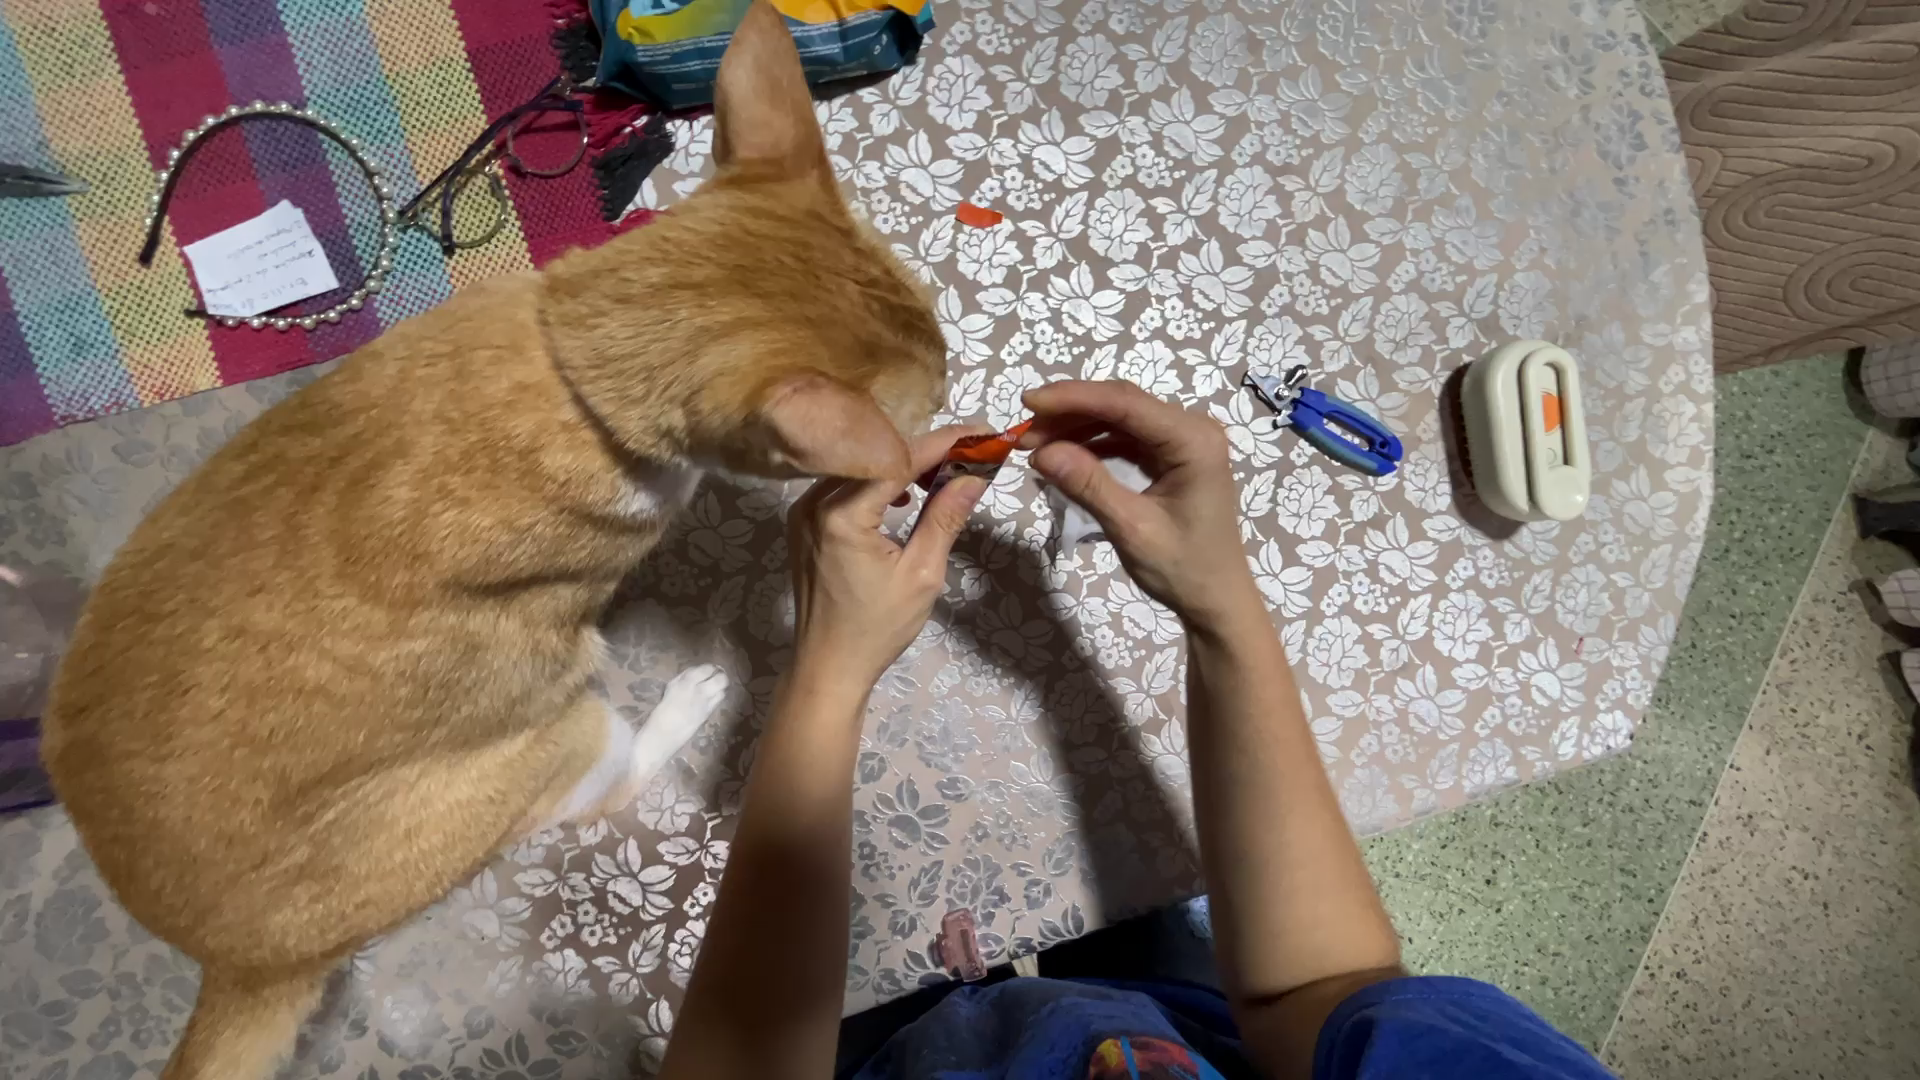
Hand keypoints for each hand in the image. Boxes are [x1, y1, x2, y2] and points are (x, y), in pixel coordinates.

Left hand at [787, 428, 988, 689]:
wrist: (828, 665)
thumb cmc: (877, 628)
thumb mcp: (922, 574)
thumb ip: (944, 518)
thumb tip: (975, 477)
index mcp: (842, 515)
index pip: (898, 459)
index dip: (944, 443)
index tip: (982, 434)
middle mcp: (814, 501)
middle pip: (877, 457)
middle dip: (927, 451)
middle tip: (972, 452)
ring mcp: (804, 510)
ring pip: (862, 467)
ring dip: (903, 465)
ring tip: (945, 472)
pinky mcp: (804, 521)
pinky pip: (846, 485)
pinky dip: (879, 482)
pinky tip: (906, 494)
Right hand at [1020, 380, 1256, 630]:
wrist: (1215, 597)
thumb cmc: (1182, 567)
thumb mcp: (1131, 528)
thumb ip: (1089, 485)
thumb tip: (1041, 453)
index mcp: (1193, 440)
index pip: (1124, 403)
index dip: (1072, 398)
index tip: (1027, 401)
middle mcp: (1191, 428)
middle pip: (1120, 403)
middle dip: (1069, 412)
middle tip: (1024, 433)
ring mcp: (1181, 440)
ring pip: (1118, 417)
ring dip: (1076, 426)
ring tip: (1035, 445)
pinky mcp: (1169, 455)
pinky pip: (1124, 437)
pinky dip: (1091, 442)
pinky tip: (1063, 454)